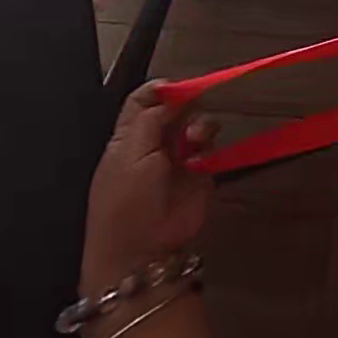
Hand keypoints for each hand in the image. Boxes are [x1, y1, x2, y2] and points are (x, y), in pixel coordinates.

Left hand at [80, 81, 215, 295]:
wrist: (142, 252)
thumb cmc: (126, 201)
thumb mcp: (129, 154)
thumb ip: (150, 119)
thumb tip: (169, 96)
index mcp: (128, 137)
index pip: (143, 100)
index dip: (160, 89)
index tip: (178, 85)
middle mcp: (155, 142)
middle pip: (175, 108)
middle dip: (187, 103)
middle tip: (195, 104)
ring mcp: (179, 157)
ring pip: (197, 123)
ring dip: (199, 123)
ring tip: (196, 138)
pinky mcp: (201, 171)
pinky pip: (211, 145)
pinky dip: (209, 142)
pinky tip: (202, 153)